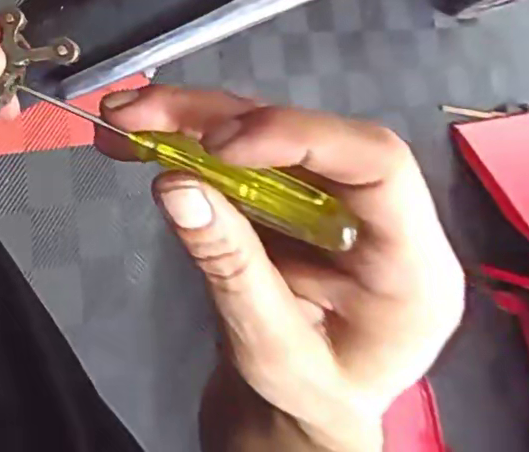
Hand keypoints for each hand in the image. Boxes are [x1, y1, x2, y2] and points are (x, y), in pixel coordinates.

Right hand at [95, 86, 462, 451]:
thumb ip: (232, 269)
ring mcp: (324, 191)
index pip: (376, 162)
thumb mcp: (273, 352)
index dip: (298, 136)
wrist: (297, 413)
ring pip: (258, 125)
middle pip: (299, 131)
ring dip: (184, 116)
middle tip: (136, 114)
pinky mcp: (284, 185)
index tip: (217, 146)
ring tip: (120, 118)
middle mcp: (371, 209)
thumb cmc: (309, 401)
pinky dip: (180, 137)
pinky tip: (132, 138)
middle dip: (211, 116)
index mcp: (408, 260)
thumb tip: (175, 184)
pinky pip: (234, 144)